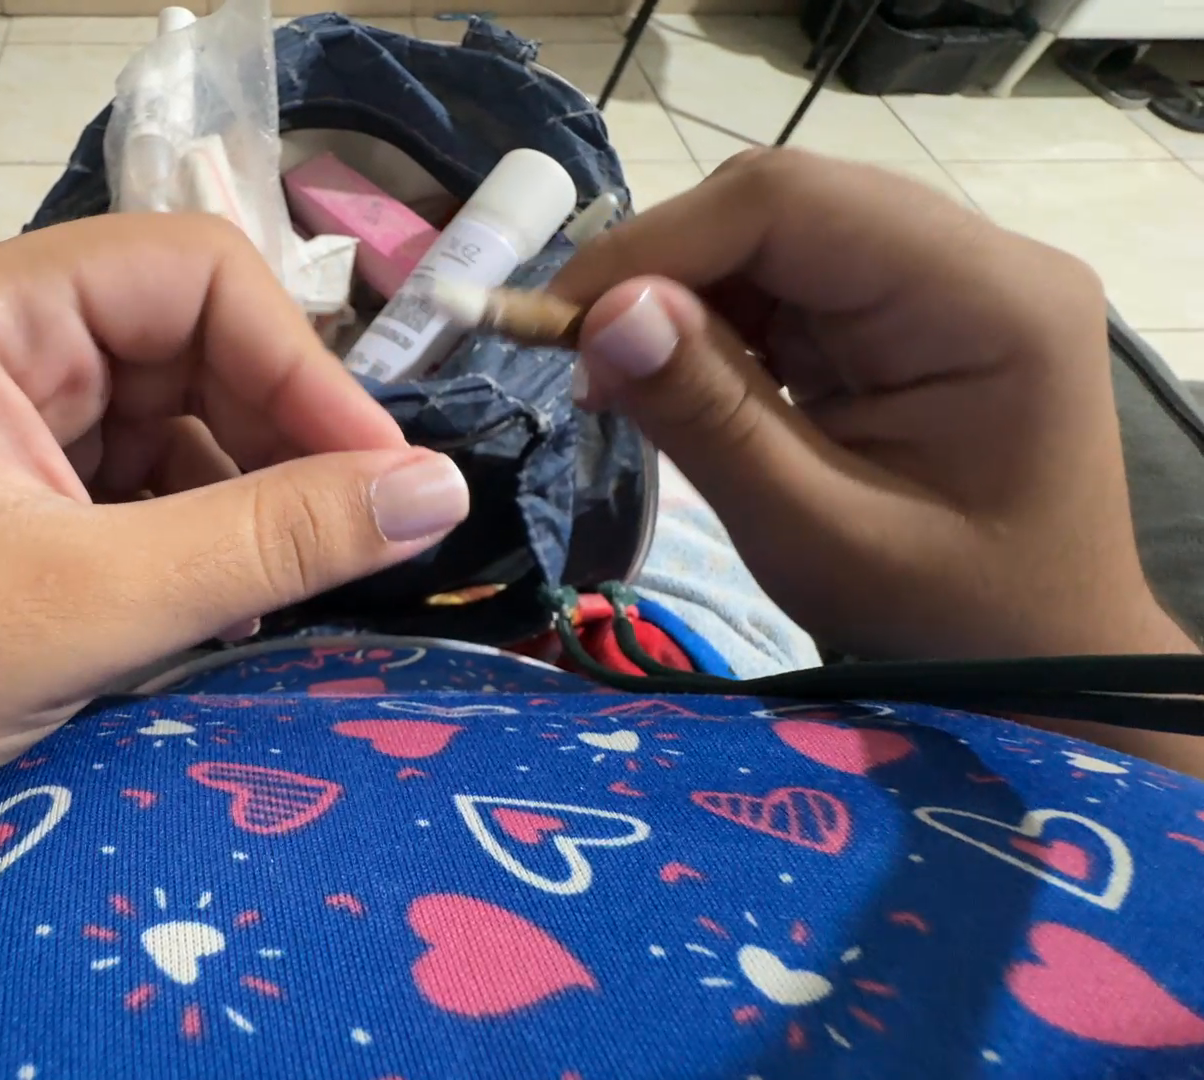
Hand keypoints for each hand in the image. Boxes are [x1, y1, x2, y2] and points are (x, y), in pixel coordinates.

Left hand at [0, 212, 471, 889]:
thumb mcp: (87, 603)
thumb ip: (271, 541)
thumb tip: (440, 490)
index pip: (195, 278)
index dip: (303, 366)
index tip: (383, 474)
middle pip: (189, 354)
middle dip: (276, 443)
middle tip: (348, 539)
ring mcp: (3, 435)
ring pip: (171, 435)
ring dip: (237, 504)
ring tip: (278, 587)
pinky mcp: (9, 510)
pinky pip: (137, 497)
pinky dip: (192, 544)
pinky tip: (215, 604)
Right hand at [556, 149, 1190, 662]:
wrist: (1019, 642)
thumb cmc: (930, 606)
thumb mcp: (804, 530)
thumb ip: (706, 417)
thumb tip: (600, 317)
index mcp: (977, 300)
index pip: (787, 204)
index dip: (651, 247)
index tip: (558, 328)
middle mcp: (959, 261)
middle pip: (768, 206)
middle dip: (649, 271)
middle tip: (579, 362)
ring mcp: (919, 282)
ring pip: (753, 239)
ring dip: (662, 299)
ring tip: (615, 381)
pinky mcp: (877, 314)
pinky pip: (760, 286)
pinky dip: (688, 326)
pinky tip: (666, 380)